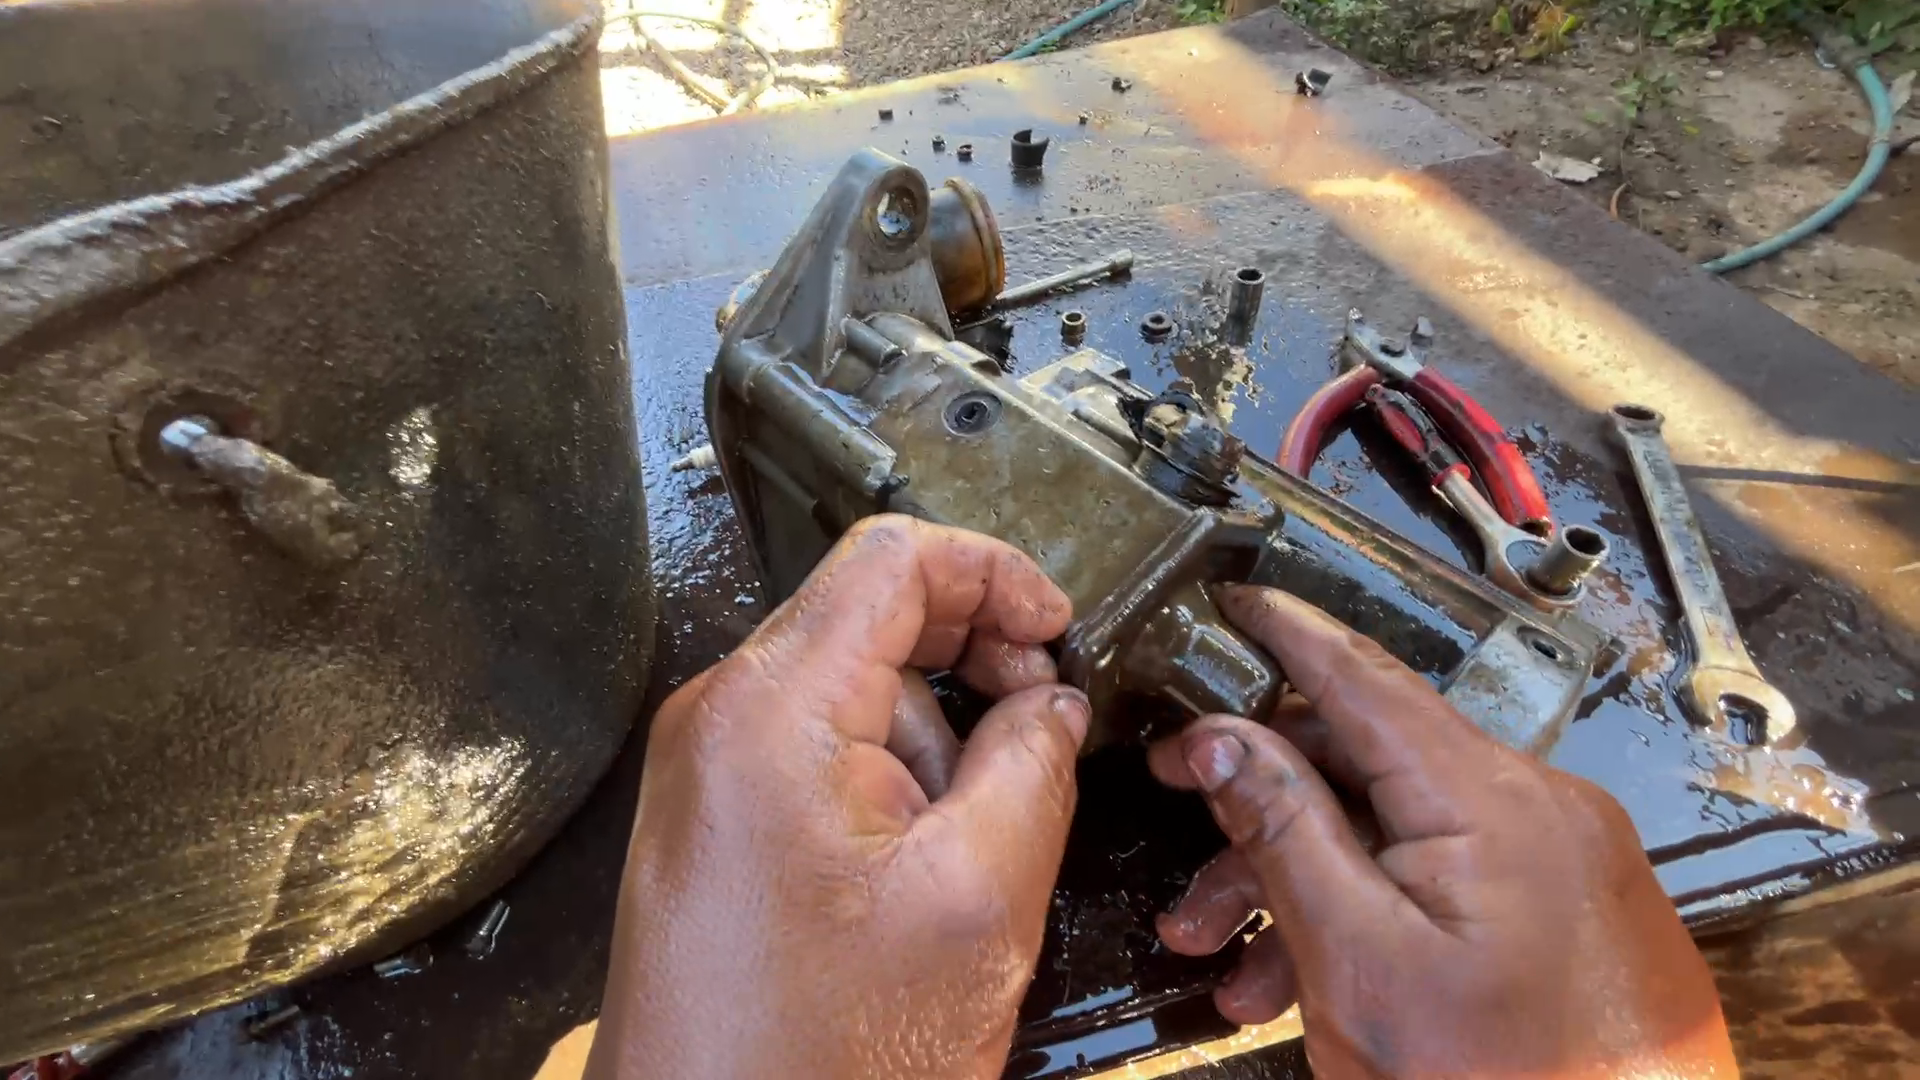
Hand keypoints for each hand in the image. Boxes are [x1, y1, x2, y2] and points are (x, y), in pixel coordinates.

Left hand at [586, 516, 1088, 1079]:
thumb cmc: (832, 1061)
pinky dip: (898, 760)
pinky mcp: (726, 799)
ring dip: (939, 721)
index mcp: (774, 707)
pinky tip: (925, 838)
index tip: (1053, 625)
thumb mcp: (976, 898)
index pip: (892, 558)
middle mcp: (727, 710)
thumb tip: (1054, 700)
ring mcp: (717, 755)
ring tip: (976, 815)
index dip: (990, 571)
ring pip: (861, 677)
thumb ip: (1033, 765)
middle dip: (973, 642)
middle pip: (873, 607)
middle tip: (1040, 709)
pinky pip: (831, 734)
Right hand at [1151, 586, 1736, 1078]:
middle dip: (1253, 784)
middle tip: (1171, 788)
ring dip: (1282, 866)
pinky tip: (1275, 975)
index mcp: (1494, 799)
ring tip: (1206, 937)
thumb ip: (1281, 827)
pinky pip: (1418, 873)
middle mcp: (1527, 805)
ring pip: (1375, 823)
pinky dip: (1344, 905)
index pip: (1363, 677)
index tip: (1229, 596)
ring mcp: (1538, 857)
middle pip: (1355, 756)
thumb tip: (1215, 734)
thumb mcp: (1354, 959)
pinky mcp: (1537, 904)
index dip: (1287, 630)